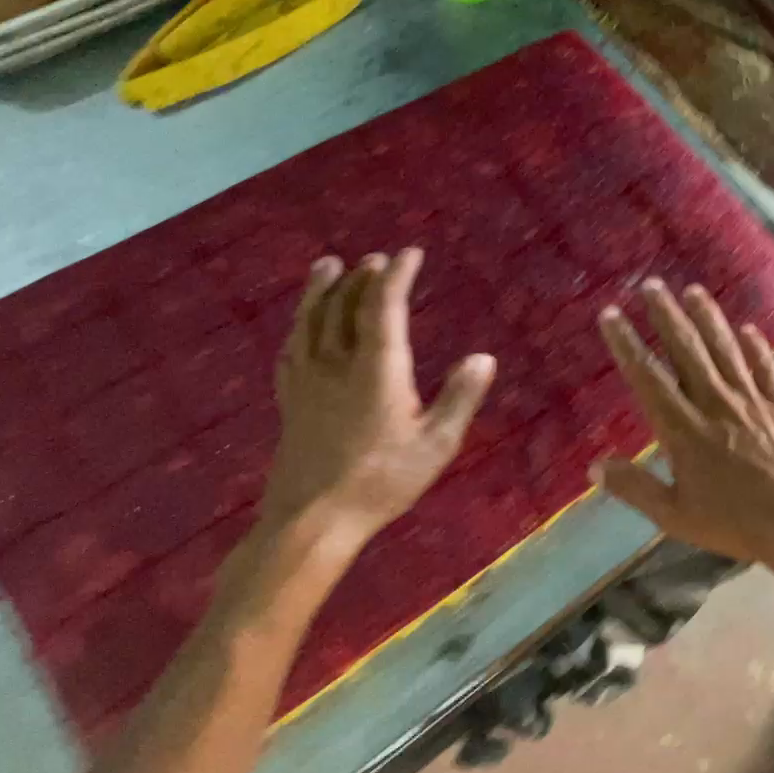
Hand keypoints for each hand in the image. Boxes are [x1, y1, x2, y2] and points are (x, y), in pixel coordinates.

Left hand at [258, 248, 494, 562]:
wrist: (314, 518)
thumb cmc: (383, 481)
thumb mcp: (436, 444)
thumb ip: (460, 398)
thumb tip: (483, 357)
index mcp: (376, 369)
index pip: (384, 307)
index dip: (396, 276)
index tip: (409, 254)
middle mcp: (337, 364)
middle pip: (343, 307)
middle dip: (361, 278)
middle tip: (375, 260)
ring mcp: (307, 380)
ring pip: (311, 321)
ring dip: (322, 290)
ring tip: (328, 266)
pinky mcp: (290, 400)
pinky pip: (291, 349)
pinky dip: (299, 326)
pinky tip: (300, 326)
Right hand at [591, 280, 773, 574]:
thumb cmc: (736, 524)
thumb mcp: (675, 516)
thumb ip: (635, 488)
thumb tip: (595, 466)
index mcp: (685, 431)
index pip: (648, 378)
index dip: (627, 344)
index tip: (611, 314)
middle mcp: (717, 405)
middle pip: (688, 351)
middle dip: (667, 316)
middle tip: (651, 285)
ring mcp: (752, 403)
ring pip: (726, 351)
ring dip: (709, 318)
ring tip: (694, 290)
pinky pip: (766, 370)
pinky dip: (756, 348)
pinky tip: (749, 330)